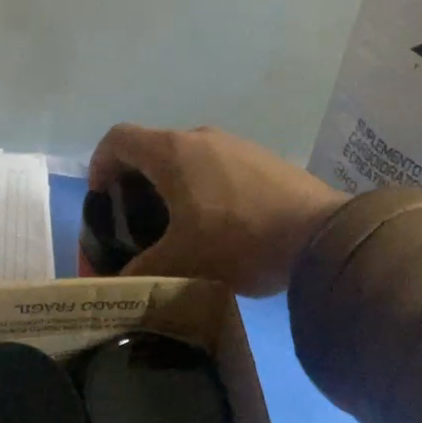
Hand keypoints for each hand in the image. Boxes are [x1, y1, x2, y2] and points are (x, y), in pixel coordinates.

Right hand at [89, 124, 347, 296]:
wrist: (322, 236)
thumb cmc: (239, 240)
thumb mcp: (181, 262)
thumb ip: (139, 272)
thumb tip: (113, 286)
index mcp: (171, 151)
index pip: (117, 138)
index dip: (100, 165)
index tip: (102, 201)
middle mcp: (198, 136)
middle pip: (151, 148)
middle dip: (135, 183)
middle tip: (136, 225)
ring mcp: (233, 144)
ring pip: (186, 157)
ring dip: (171, 186)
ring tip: (178, 230)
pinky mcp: (261, 158)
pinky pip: (216, 166)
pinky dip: (203, 187)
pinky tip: (220, 226)